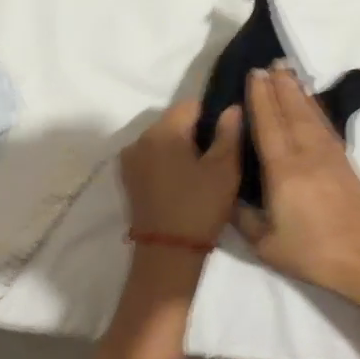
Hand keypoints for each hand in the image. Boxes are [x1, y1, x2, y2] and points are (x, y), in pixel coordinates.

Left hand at [119, 101, 242, 246]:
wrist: (168, 253)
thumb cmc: (200, 207)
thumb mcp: (224, 170)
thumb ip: (229, 133)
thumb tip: (232, 108)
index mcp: (162, 131)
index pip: (191, 105)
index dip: (213, 116)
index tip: (227, 136)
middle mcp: (139, 139)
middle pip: (174, 121)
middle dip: (195, 133)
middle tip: (218, 158)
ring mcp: (129, 160)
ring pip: (162, 141)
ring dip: (180, 148)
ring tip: (201, 173)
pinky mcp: (128, 179)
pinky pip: (152, 158)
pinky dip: (167, 163)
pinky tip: (183, 184)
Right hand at [235, 68, 359, 292]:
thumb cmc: (308, 252)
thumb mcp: (263, 242)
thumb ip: (242, 215)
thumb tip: (228, 194)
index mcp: (284, 171)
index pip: (269, 124)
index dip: (261, 98)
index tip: (254, 75)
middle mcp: (307, 155)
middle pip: (292, 112)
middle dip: (280, 86)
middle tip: (271, 63)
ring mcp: (330, 157)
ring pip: (312, 115)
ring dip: (299, 93)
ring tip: (289, 73)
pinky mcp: (345, 164)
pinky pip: (327, 127)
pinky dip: (317, 110)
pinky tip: (312, 103)